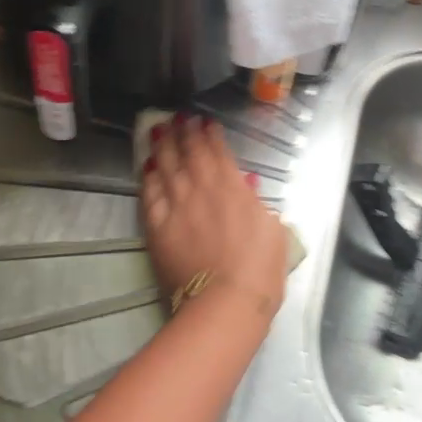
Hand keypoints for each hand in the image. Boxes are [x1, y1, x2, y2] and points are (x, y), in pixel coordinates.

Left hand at [139, 115, 287, 320]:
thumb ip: (258, 204)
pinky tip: (146, 167)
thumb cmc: (260, 271)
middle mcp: (201, 190)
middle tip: (177, 118)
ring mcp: (176, 207)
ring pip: (165, 167)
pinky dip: (148, 178)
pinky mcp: (157, 227)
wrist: (225, 303)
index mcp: (232, 188)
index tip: (204, 121)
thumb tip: (247, 184)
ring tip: (157, 130)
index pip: (217, 152)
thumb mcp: (274, 231)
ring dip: (161, 146)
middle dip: (183, 132)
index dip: (209, 134)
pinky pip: (150, 195)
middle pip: (188, 153)